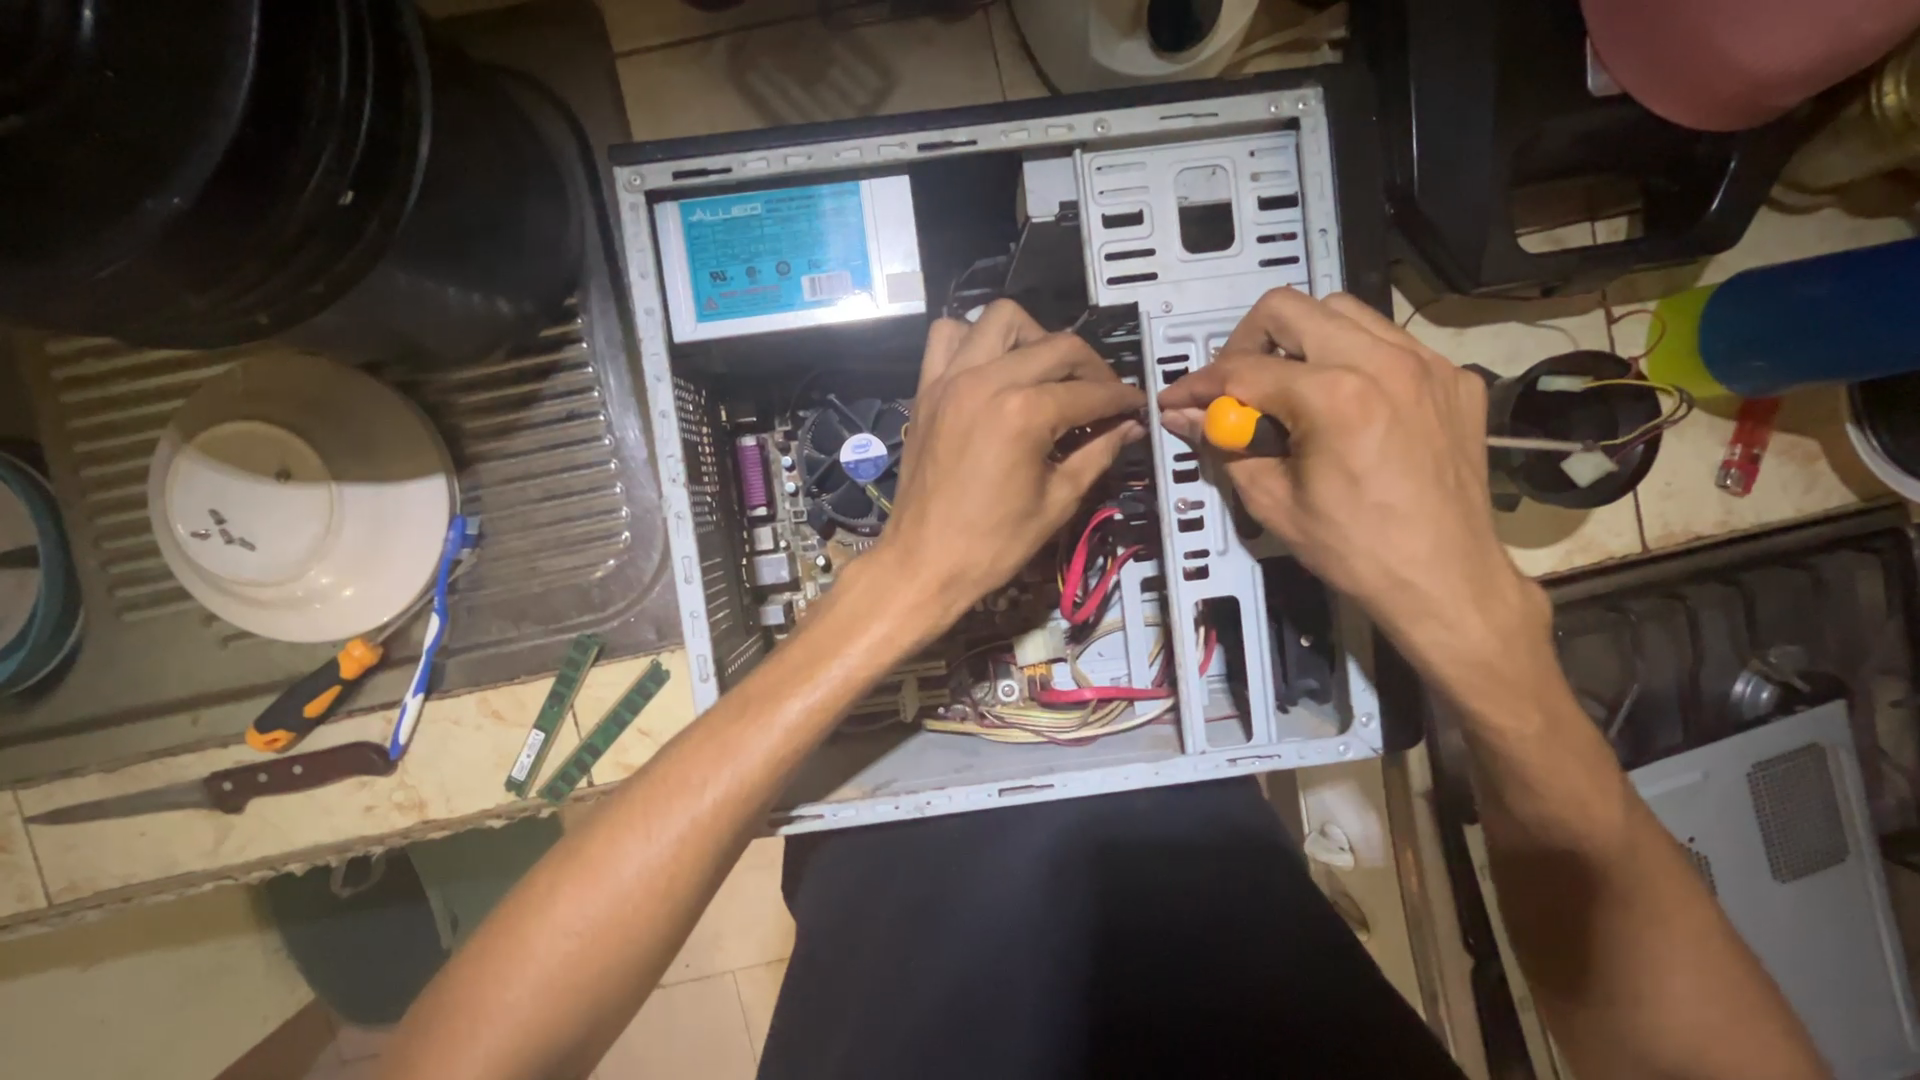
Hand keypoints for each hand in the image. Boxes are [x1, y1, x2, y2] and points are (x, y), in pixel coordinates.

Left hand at [873, 300, 1145, 626]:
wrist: (923, 562)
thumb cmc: (992, 544)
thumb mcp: (1057, 502)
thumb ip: (1097, 454)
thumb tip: (1129, 427)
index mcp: (1024, 413)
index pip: (1089, 392)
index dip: (1121, 399)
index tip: (1136, 406)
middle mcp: (987, 381)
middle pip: (1057, 346)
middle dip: (1091, 367)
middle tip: (1103, 396)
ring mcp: (951, 379)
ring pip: (1002, 319)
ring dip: (1035, 337)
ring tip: (1048, 372)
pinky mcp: (927, 388)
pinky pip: (948, 335)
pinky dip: (974, 338)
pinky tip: (993, 366)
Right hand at [1158, 288, 1548, 677]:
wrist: (1445, 580)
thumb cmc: (1353, 550)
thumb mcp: (1273, 503)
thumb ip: (1225, 447)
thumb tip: (1184, 417)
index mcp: (1333, 396)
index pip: (1243, 368)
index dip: (1198, 385)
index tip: (1176, 401)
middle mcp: (1382, 361)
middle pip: (1289, 308)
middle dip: (1246, 343)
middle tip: (1235, 388)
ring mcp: (1427, 363)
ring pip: (1343, 311)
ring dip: (1302, 340)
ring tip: (1290, 388)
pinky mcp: (1454, 377)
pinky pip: (1390, 342)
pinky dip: (1355, 359)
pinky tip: (1349, 404)